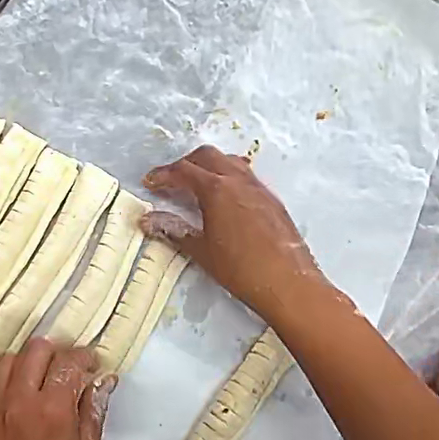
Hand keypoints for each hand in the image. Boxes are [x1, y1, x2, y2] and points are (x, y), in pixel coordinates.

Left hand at [0, 339, 112, 439]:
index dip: (85, 358)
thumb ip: (92, 413)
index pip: (68, 361)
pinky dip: (5, 395)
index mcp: (50, 410)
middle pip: (34, 351)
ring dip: (27, 367)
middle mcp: (13, 403)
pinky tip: (17, 418)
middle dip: (55, 353)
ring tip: (40, 386)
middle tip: (67, 370)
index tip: (93, 365)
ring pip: (5, 365)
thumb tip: (101, 383)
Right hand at [142, 146, 333, 320]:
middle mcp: (239, 181)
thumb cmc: (243, 269)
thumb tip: (150, 221)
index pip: (183, 171)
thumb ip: (174, 230)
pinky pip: (246, 176)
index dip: (163, 175)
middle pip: (207, 156)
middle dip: (185, 164)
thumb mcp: (202, 251)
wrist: (288, 282)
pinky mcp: (272, 200)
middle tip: (171, 180)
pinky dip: (229, 177)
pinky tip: (226, 199)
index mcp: (217, 189)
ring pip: (229, 162)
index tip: (151, 183)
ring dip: (210, 167)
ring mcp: (259, 188)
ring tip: (198, 185)